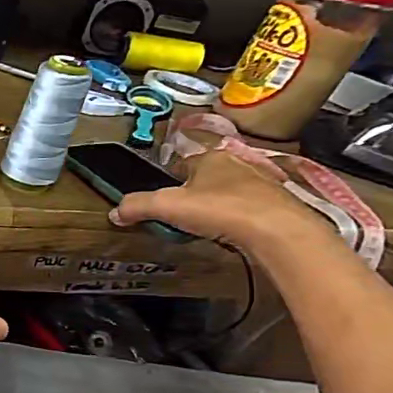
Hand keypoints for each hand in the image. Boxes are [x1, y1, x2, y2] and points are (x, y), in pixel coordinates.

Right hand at [110, 150, 333, 254]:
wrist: (276, 228)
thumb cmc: (220, 209)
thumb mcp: (170, 207)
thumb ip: (140, 206)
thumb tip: (115, 211)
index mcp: (209, 157)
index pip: (184, 163)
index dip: (172, 181)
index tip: (166, 202)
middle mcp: (236, 162)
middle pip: (209, 176)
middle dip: (198, 194)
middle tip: (187, 218)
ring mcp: (260, 181)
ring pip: (232, 191)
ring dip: (221, 206)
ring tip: (212, 228)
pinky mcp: (277, 203)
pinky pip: (251, 208)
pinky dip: (242, 219)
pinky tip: (236, 235)